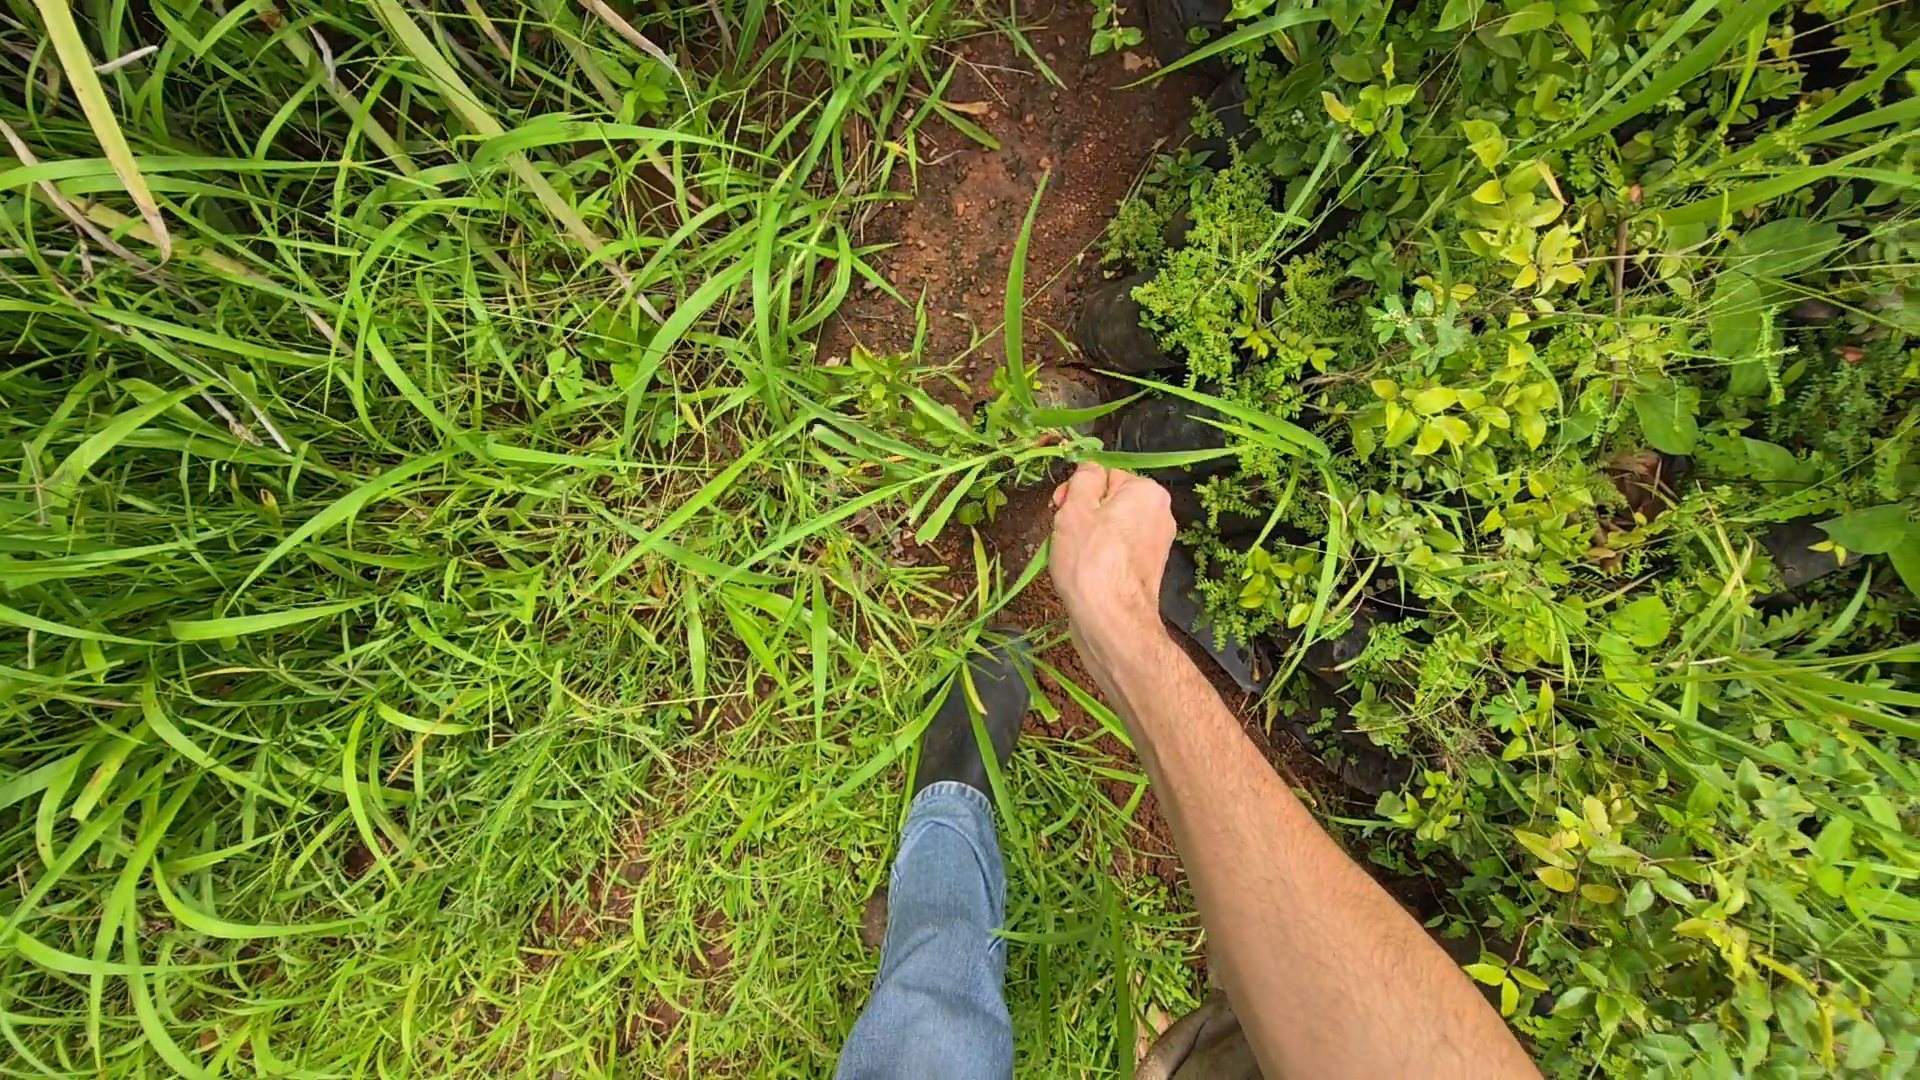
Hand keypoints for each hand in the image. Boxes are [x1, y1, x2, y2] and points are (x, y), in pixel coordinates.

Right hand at [1049, 463, 1175, 652]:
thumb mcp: (1076, 507)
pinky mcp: (1144, 572)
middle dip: (1082, 515)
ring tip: (1071, 557)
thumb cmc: (1090, 560)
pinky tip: (1082, 573)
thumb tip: (1090, 467)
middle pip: (1108, 502)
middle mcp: (1159, 515)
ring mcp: (1154, 546)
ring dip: (1085, 538)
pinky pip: (1114, 552)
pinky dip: (1097, 558)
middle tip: (1063, 534)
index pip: (1105, 475)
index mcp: (1147, 492)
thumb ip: (1083, 479)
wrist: (1110, 621)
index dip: (1078, 490)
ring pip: (1108, 529)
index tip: (1061, 507)